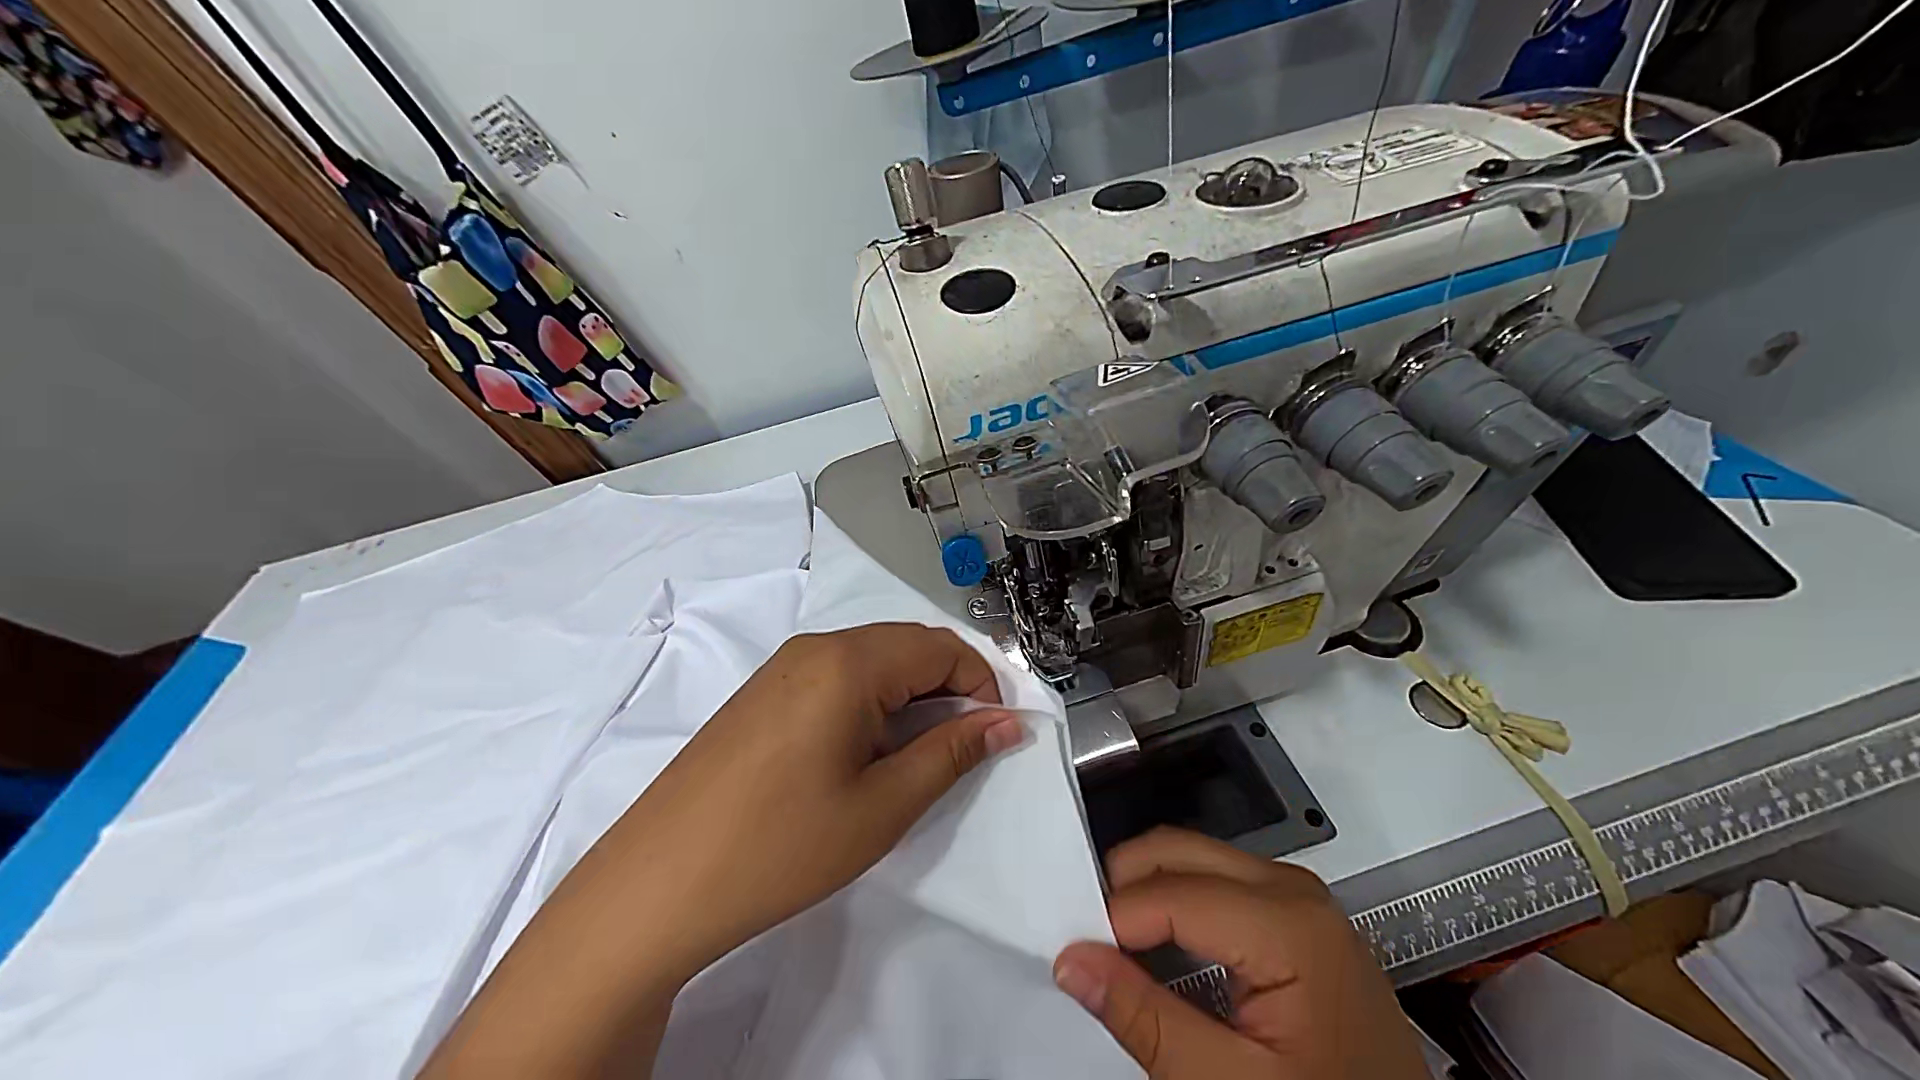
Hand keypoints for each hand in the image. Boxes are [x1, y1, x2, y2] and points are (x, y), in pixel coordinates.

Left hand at [422, 623, 1023, 1079]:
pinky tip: (862, 750)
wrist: (660, 881)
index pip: (941, 648)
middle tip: (959, 747)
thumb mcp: (883, 805)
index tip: (994, 734)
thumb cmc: (783, 844)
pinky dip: (870, 699)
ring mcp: (782, 665)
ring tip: (912, 755)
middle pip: (906, 645)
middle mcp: (815, 647)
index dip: (981, 685)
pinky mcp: (762, 690)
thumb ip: (951, 753)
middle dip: (947, 686)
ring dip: (909, 694)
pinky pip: (836, 674)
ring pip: (872, 659)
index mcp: (849, 662)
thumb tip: (1007, 723)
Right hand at [1053, 828, 1428, 1079]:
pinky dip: (1172, 902)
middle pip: (1175, 852)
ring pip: (1189, 858)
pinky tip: (1156, 950)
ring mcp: (1295, 896)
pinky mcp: (1293, 912)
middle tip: (1089, 947)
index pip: (1168, 893)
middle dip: (1121, 890)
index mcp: (1287, 922)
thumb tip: (1072, 961)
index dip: (1111, 923)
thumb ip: (1145, 1017)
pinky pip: (1213, 880)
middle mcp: (1292, 889)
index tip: (1077, 964)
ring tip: (1115, 951)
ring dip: (1143, 894)